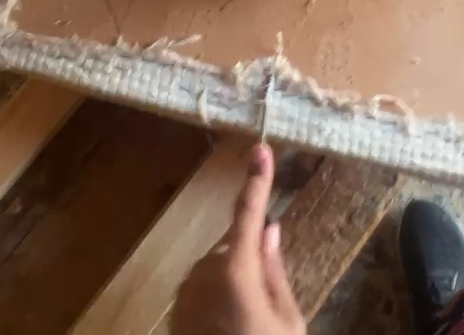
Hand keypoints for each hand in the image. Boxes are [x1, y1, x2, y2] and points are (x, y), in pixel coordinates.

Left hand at [171, 143, 303, 334]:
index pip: (248, 214)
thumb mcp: (286, 323)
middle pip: (233, 245)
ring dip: (233, 279)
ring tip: (248, 324)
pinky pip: (203, 286)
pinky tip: (230, 327)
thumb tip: (269, 227)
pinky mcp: (177, 310)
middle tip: (266, 304)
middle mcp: (204, 271)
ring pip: (218, 266)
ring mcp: (187, 291)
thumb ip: (274, 270)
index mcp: (236, 271)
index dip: (257, 180)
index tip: (260, 147)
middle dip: (249, 259)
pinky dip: (218, 294)